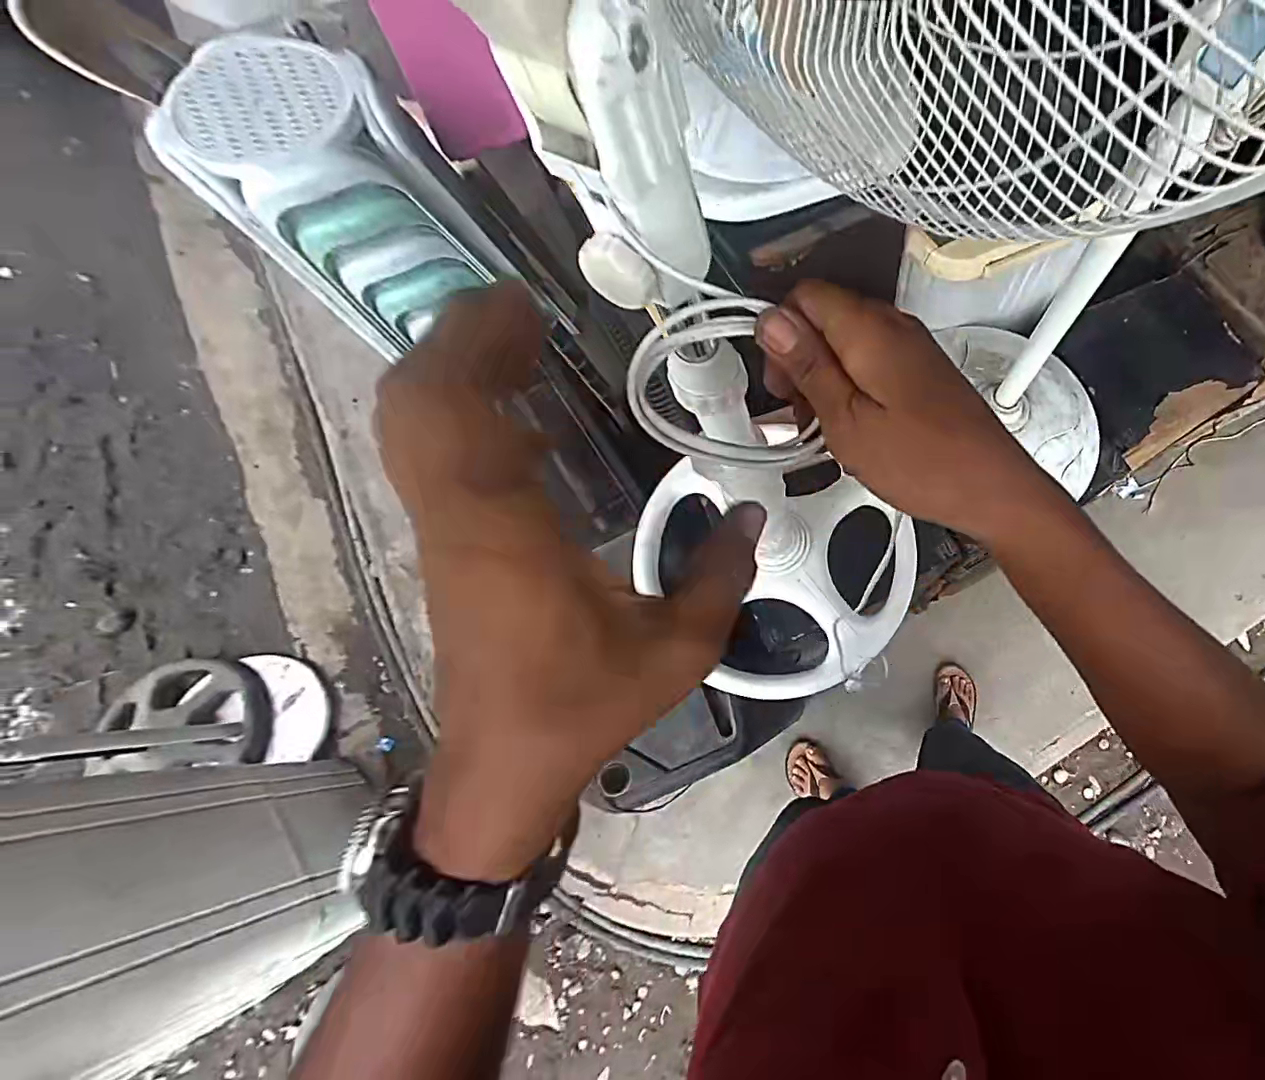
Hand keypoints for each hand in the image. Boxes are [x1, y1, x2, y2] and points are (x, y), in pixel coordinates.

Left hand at [376, 285, 763, 880]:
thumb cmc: (587, 705)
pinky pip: (437, 462)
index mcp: (507, 541)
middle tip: (520, 309)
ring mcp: (447, 538)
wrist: (507, 765)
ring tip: (518, 343)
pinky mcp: (452, 550)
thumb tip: (752, 513)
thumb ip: (719, 575)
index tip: (520, 305)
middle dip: (458, 344)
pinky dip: (463, 417)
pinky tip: (522, 418)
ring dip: (455, 374)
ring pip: (415, 432)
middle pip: (417, 409)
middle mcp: (461, 527)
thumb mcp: (679, 647)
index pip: (457, 422)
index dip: (475, 350)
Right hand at [754, 281, 1072, 544]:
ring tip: (830, 428)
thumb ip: (808, 366)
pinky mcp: (925, 373)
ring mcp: (914, 349)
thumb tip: (773, 323)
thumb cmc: (931, 464)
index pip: (804, 295)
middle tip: (801, 411)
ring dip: (829, 380)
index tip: (779, 380)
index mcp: (871, 330)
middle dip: (802, 361)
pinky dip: (857, 391)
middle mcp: (896, 328)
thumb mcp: (848, 422)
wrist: (992, 488)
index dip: (780, 334)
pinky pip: (876, 366)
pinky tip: (858, 429)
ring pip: (850, 345)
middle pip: (826, 319)